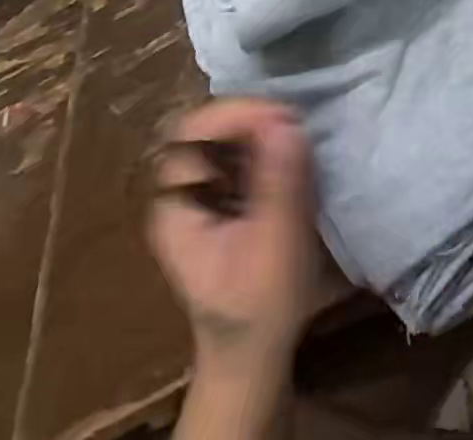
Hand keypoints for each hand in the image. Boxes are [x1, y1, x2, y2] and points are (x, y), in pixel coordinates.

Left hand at [149, 98, 317, 382]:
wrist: (250, 357)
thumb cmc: (259, 309)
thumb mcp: (277, 247)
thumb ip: (281, 186)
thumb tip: (288, 123)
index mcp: (177, 204)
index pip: (192, 133)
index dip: (235, 115)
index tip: (281, 118)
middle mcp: (180, 192)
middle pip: (206, 129)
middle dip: (250, 117)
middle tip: (294, 123)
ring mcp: (198, 195)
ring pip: (222, 138)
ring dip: (259, 129)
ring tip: (295, 135)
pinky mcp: (220, 200)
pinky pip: (237, 155)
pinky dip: (263, 146)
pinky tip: (288, 155)